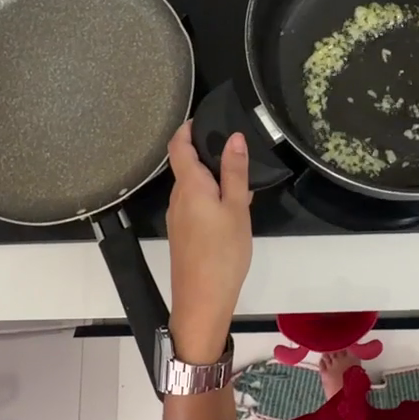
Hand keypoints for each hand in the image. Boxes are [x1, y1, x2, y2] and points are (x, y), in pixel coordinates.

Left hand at [164, 122, 252, 362]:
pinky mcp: (183, 234)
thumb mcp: (237, 209)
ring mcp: (177, 218)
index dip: (186, 128)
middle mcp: (177, 198)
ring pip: (192, 186)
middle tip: (236, 150)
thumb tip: (234, 137)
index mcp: (189, 186)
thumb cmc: (222, 252)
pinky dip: (209, 196)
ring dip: (211, 177)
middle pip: (186, 165)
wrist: (202, 302)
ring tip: (241, 179)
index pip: (178, 146)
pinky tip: (231, 209)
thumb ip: (235, 172)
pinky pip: (194, 204)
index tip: (203, 118)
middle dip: (206, 153)